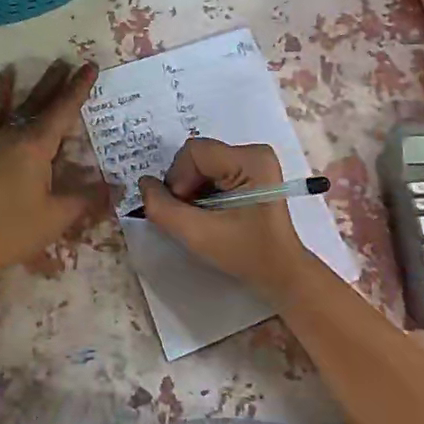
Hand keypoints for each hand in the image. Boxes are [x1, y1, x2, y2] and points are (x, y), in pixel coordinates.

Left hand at [0, 60, 108, 283]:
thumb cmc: (12, 230)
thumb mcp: (57, 216)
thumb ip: (88, 197)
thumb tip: (119, 186)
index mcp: (36, 146)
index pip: (63, 111)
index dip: (79, 89)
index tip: (90, 66)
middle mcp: (13, 135)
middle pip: (40, 103)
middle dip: (57, 83)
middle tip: (70, 62)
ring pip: (17, 106)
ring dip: (34, 87)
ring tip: (46, 67)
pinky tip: (2, 83)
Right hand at [138, 139, 311, 288]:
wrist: (280, 271)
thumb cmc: (245, 253)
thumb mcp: (196, 234)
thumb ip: (161, 207)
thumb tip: (144, 183)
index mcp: (250, 160)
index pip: (193, 152)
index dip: (178, 179)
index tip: (184, 208)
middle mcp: (253, 152)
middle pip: (195, 156)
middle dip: (184, 184)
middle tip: (190, 214)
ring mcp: (252, 161)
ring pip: (199, 163)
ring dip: (190, 188)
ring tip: (200, 214)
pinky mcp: (249, 171)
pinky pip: (209, 170)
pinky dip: (200, 189)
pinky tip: (209, 211)